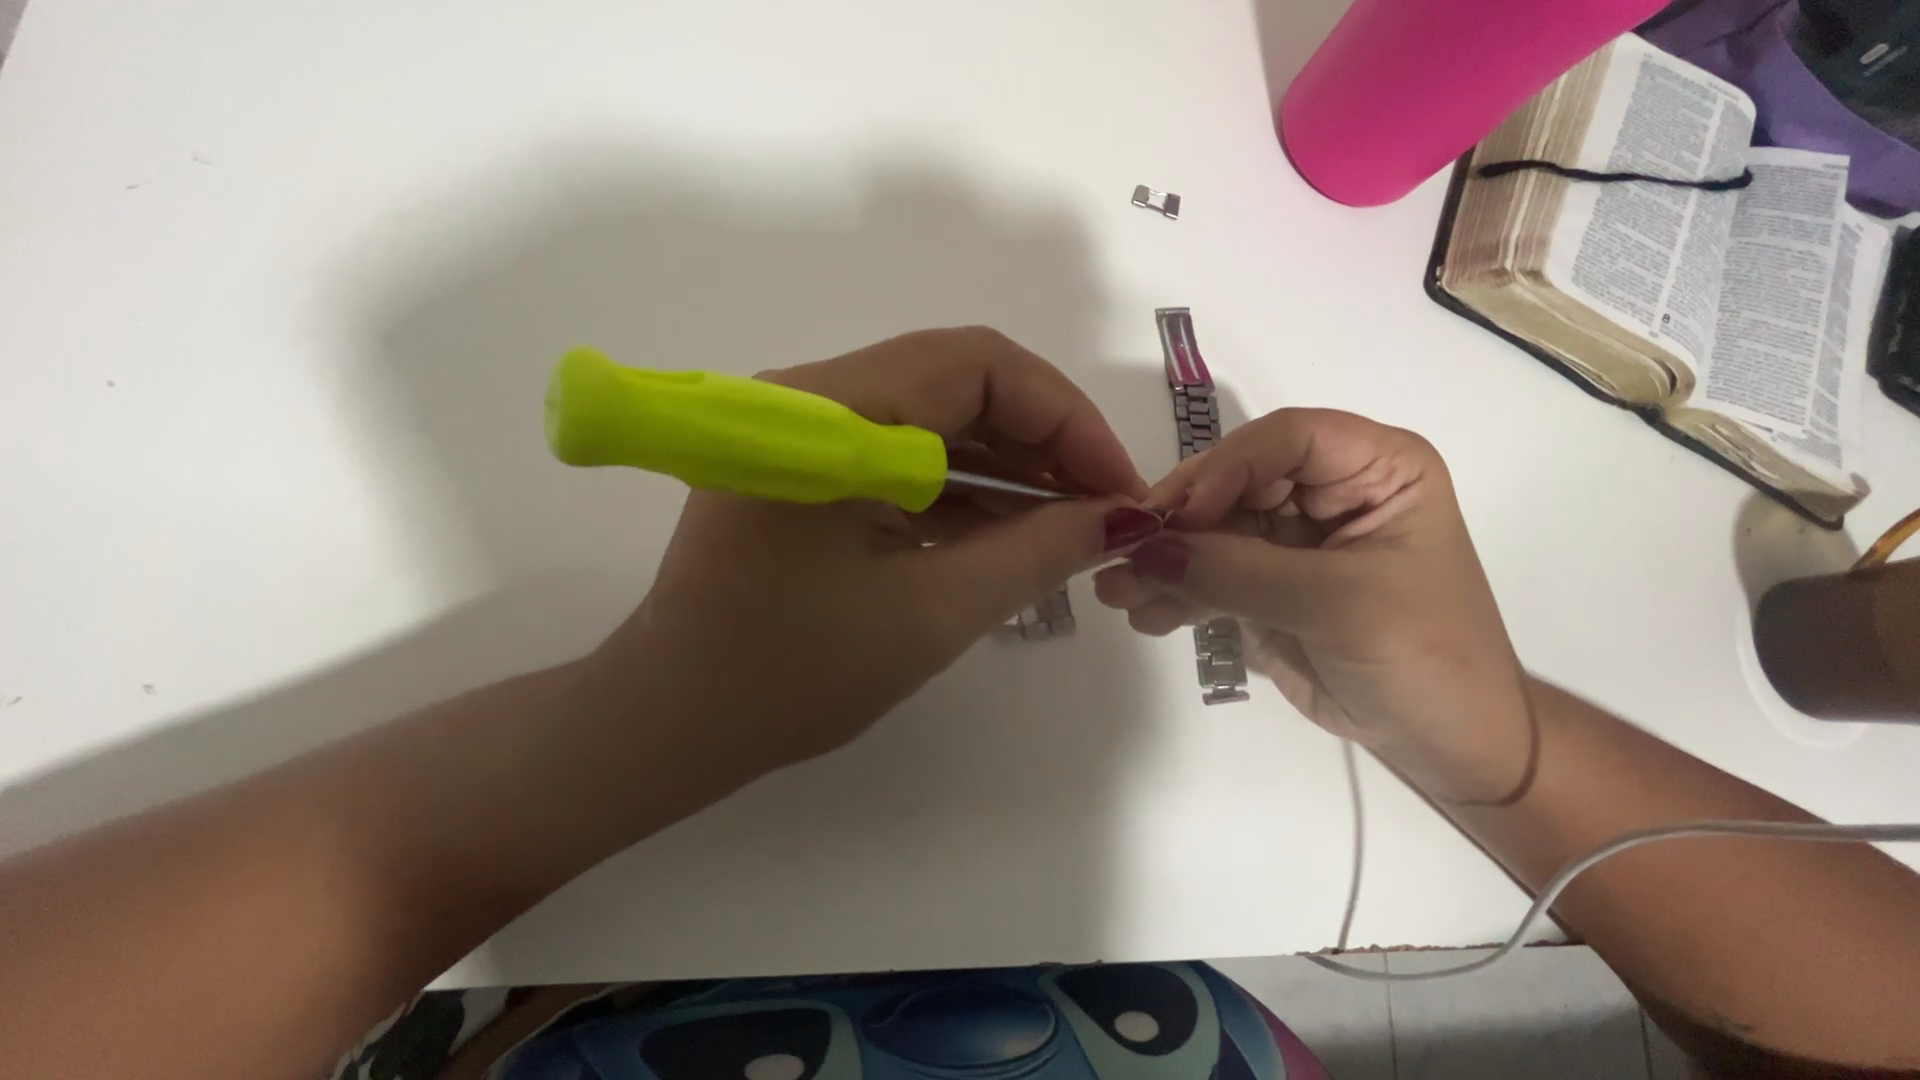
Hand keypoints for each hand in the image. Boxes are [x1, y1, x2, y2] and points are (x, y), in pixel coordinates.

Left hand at [573, 328, 1161, 792]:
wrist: (678, 720)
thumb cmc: (794, 675)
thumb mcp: (933, 613)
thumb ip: (1036, 552)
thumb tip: (1120, 517)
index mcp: (830, 414)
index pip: (975, 364)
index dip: (1063, 415)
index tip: (1115, 485)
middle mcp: (811, 397)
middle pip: (957, 383)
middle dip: (1042, 440)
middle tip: (1102, 507)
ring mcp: (804, 430)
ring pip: (934, 419)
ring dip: (1006, 465)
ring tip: (1069, 523)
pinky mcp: (804, 467)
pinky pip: (900, 455)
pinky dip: (961, 487)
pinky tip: (1011, 528)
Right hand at [1091, 408, 1532, 802]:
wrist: (1443, 741)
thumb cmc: (1425, 657)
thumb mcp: (1337, 605)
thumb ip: (1237, 572)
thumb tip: (1143, 547)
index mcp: (1375, 468)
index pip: (1287, 438)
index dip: (1227, 466)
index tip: (1177, 515)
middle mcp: (1327, 491)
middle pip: (1234, 481)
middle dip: (1178, 520)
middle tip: (1125, 552)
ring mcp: (1290, 539)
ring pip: (1210, 530)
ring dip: (1164, 560)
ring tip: (1119, 594)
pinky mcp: (1264, 583)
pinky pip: (1208, 574)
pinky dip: (1174, 592)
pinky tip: (1143, 616)